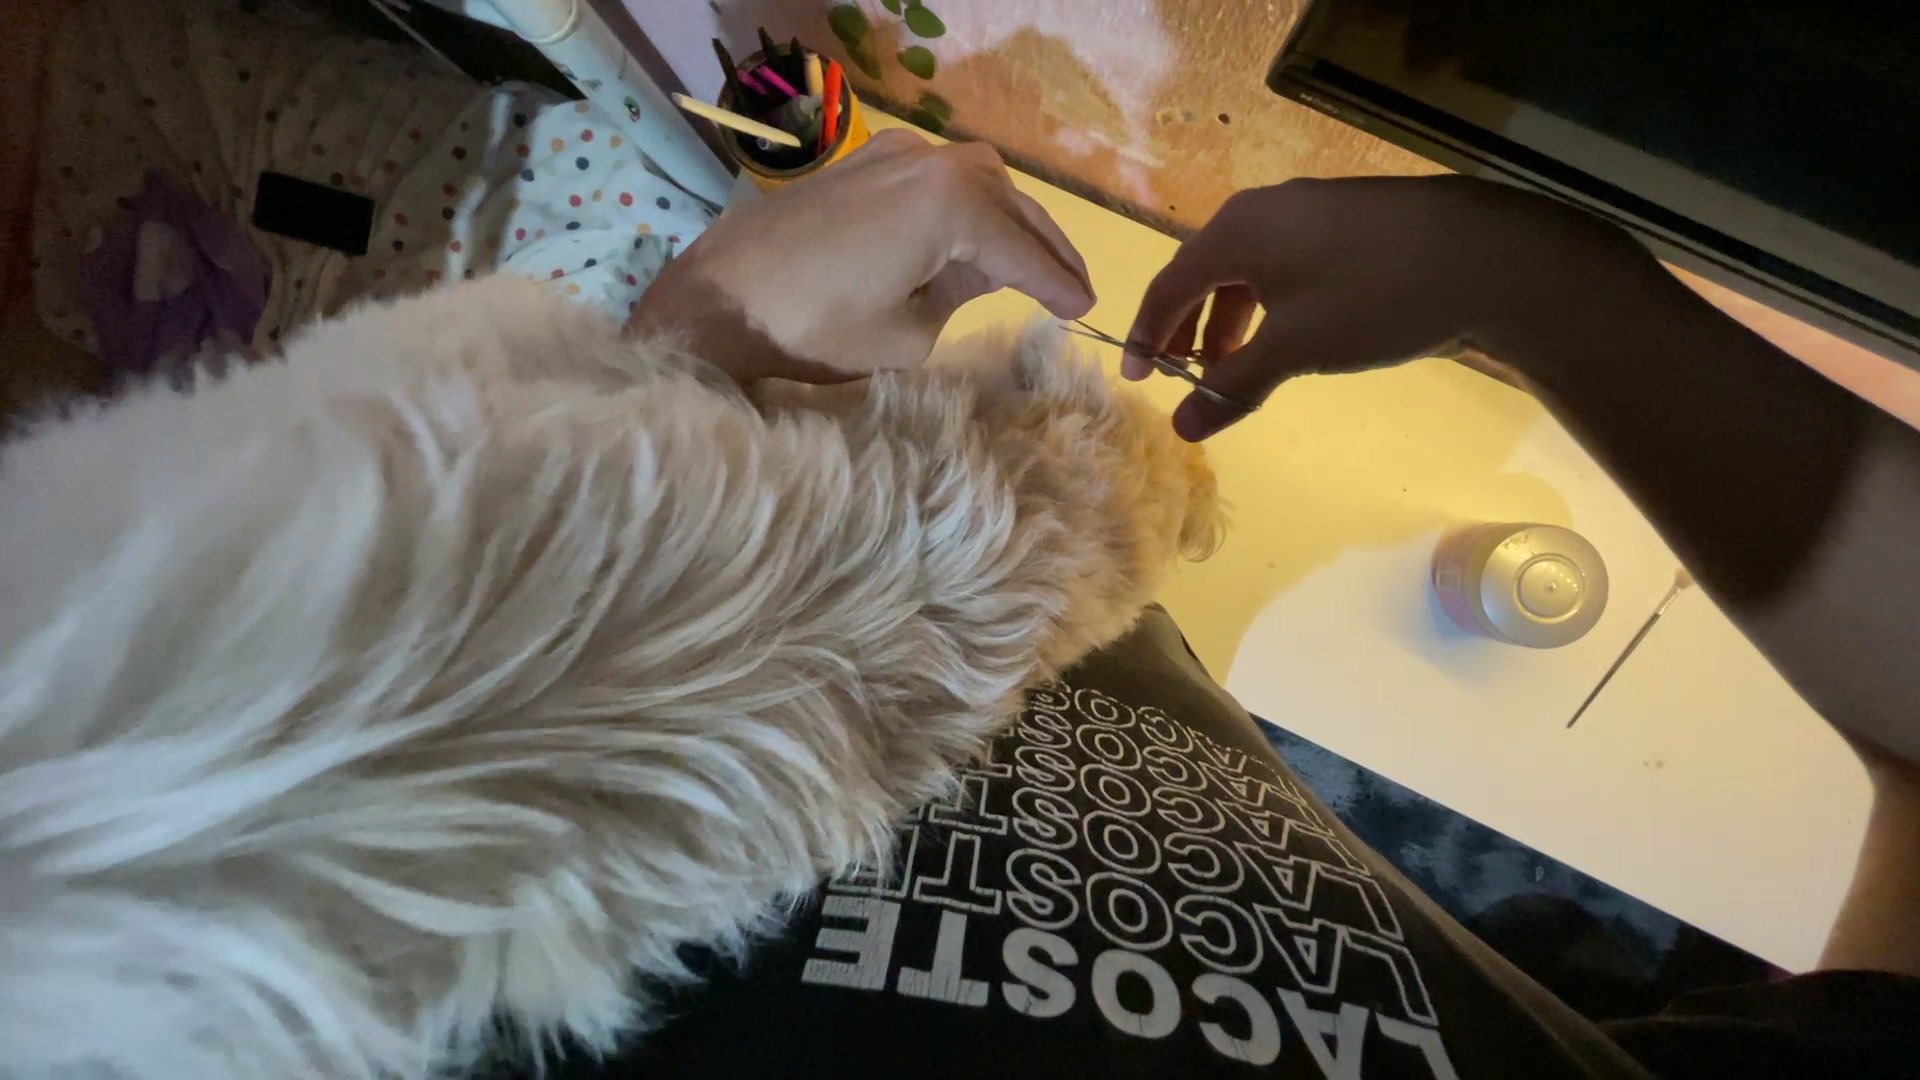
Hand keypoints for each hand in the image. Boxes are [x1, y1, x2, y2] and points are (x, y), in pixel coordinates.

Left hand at [630, 129, 1094, 381]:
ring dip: (1006, 221)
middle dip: (1044, 247)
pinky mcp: (861, 165)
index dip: (1058, 284)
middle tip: (1073, 286)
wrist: (718, 302)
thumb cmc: (816, 330)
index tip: (1086, 310)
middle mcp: (929, 162)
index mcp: (950, 205)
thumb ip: (958, 295)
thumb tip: (976, 271)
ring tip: (1028, 265)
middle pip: (1008, 204)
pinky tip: (966, 238)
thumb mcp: (908, 335)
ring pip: (974, 182)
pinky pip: (934, 180)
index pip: (1022, 250)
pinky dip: (963, 208)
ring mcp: (892, 155)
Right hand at [1124, 175, 1655, 439]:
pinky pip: (1281, 269)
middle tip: (1184, 375)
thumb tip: (1181, 429)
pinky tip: (1282, 339)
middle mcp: (1264, 213)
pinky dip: (1265, 309)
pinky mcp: (1346, 225)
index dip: (1146, 336)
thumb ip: (1230, 387)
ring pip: (1244, 274)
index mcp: (1237, 232)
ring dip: (1227, 323)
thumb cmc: (1374, 299)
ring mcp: (1308, 214)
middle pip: (1202, 275)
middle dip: (1187, 330)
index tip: (1138, 379)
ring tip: (1232, 368)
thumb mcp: (1293, 349)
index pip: (1168, 287)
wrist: (1498, 259)